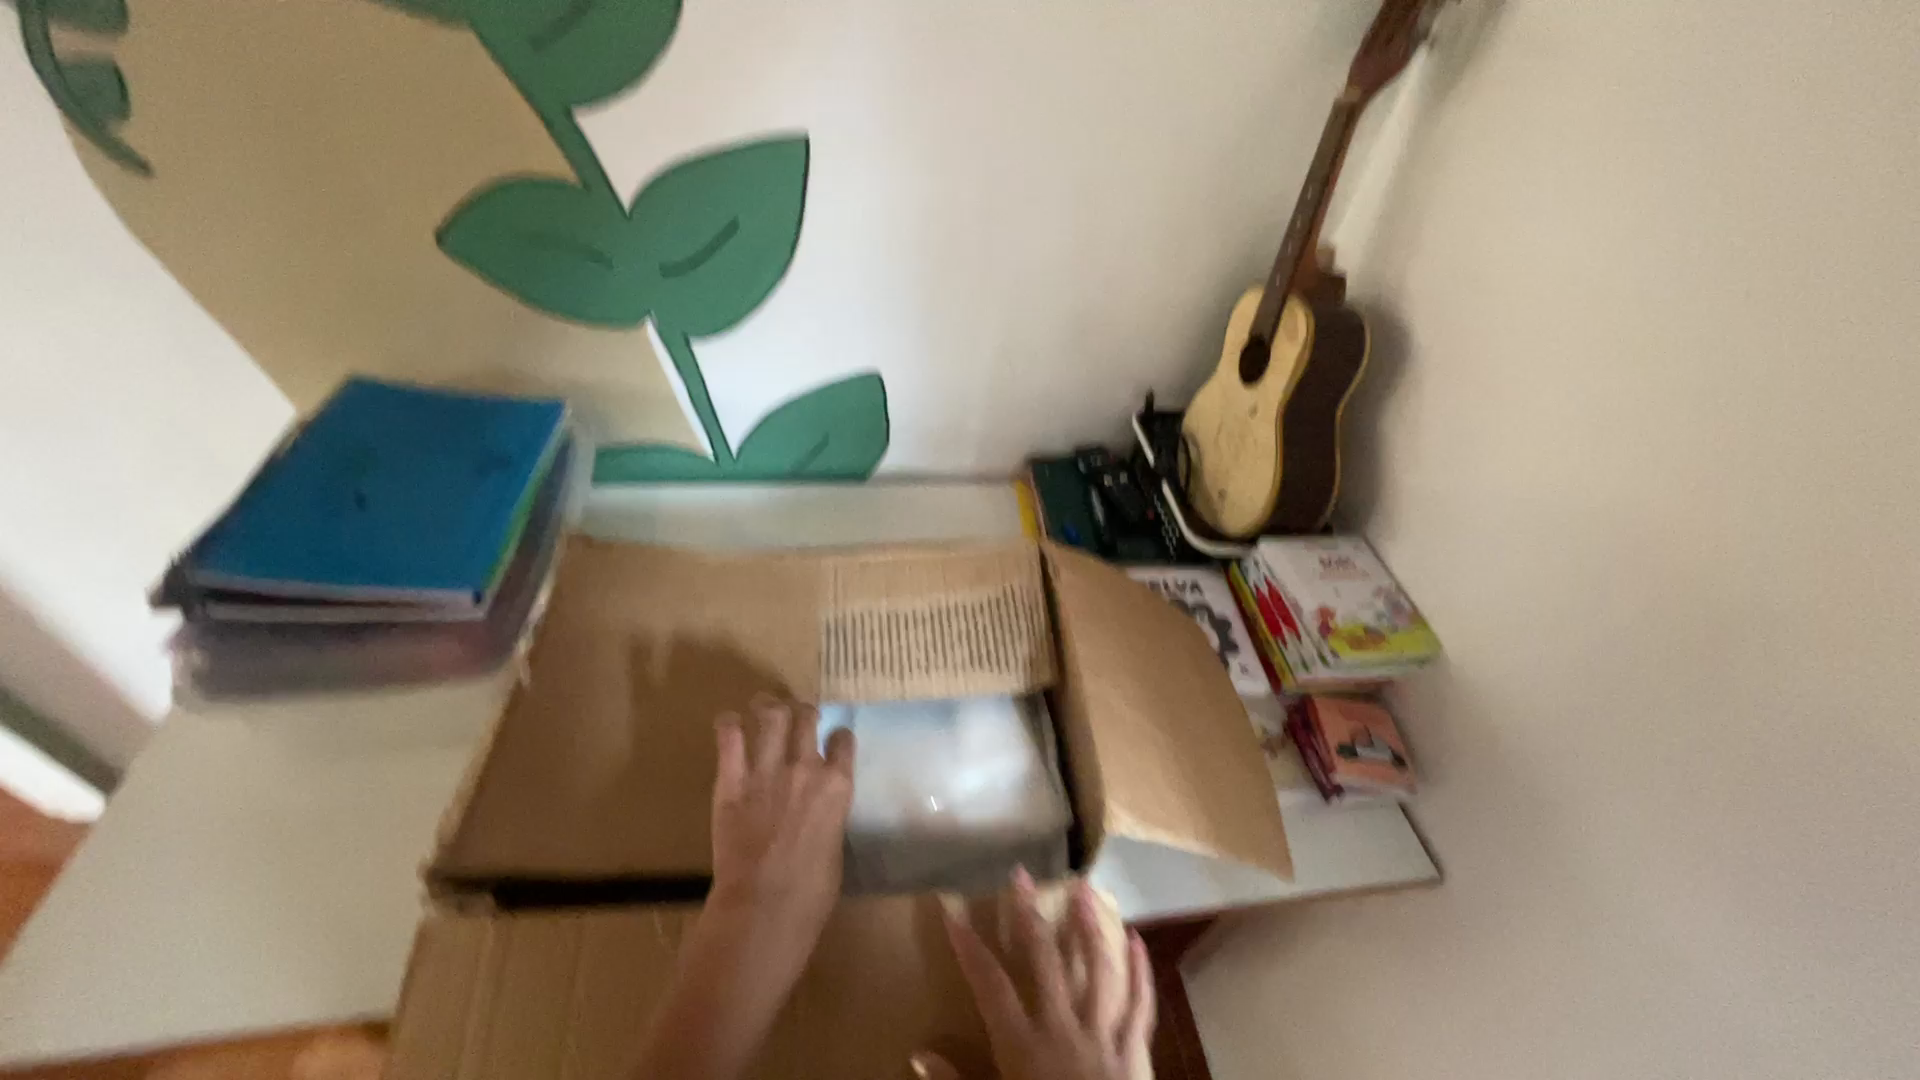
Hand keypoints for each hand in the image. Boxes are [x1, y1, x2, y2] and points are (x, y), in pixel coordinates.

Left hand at [705, 694, 855, 974]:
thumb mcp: (835, 848)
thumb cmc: (811, 892)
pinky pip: (730, 740)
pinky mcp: (732, 781)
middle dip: (803, 710)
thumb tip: (822, 816)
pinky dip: (729, 725)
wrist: (765, 905)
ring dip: (769, 706)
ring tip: (765, 706)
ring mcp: (767, 770)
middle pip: (806, 718)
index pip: (843, 741)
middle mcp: (805, 767)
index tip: (834, 737)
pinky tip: (728, 723)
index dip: (839, 735)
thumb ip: (830, 819)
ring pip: (771, 716)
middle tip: (797, 715)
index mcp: (837, 785)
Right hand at [929, 870, 1155, 1079]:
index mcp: (1021, 1047)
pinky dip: (1140, 973)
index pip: (988, 985)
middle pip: (1043, 961)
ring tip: (1085, 890)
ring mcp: (1102, 1039)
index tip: (953, 912)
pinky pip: (1140, 1008)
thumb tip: (918, 1056)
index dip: (968, 947)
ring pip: (1097, 970)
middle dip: (1029, 915)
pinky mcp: (1135, 1055)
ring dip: (1090, 927)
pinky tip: (1138, 941)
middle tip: (1022, 875)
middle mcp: (1061, 1030)